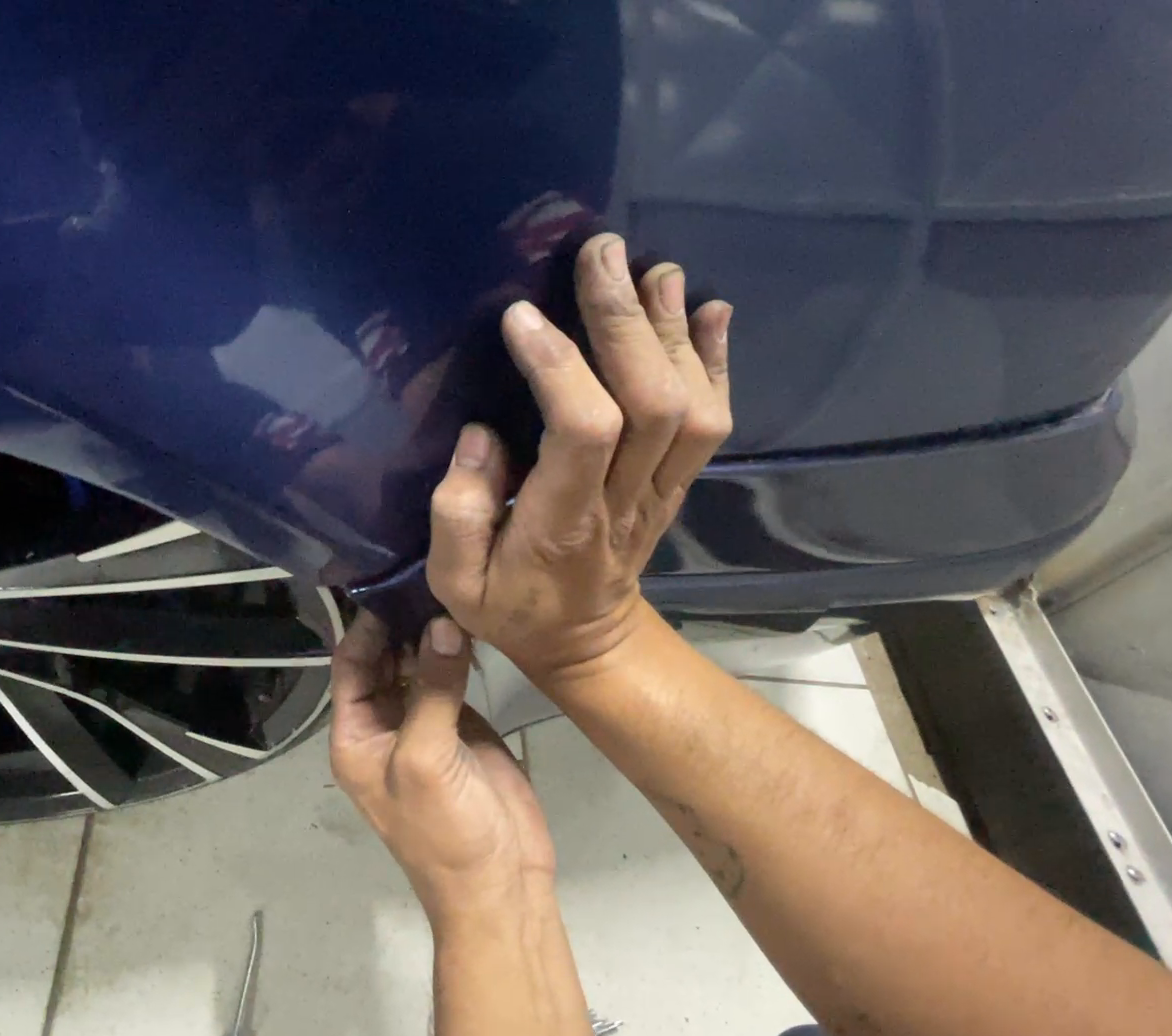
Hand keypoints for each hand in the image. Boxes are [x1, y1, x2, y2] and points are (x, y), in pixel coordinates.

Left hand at [329, 610, 555, 925]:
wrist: (500, 886)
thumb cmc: (446, 831)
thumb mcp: (426, 759)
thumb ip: (430, 689)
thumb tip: (440, 623)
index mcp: (355, 736)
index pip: (349, 666)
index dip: (367, 628)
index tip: (394, 586)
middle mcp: (383, 725)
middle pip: (382, 662)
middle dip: (399, 625)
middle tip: (427, 575)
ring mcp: (423, 724)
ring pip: (417, 666)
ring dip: (428, 634)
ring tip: (449, 589)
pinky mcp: (461, 727)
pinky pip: (451, 680)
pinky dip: (456, 653)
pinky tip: (470, 622)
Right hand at [428, 233, 732, 686]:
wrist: (586, 644)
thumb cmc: (513, 610)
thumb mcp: (456, 583)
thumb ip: (456, 513)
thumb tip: (480, 437)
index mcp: (563, 520)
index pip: (582, 431)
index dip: (560, 368)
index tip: (522, 318)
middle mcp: (625, 498)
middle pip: (650, 402)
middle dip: (625, 322)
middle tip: (599, 255)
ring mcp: (660, 489)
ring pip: (689, 406)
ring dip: (674, 332)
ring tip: (652, 270)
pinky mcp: (675, 483)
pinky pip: (712, 421)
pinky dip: (715, 362)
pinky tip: (708, 313)